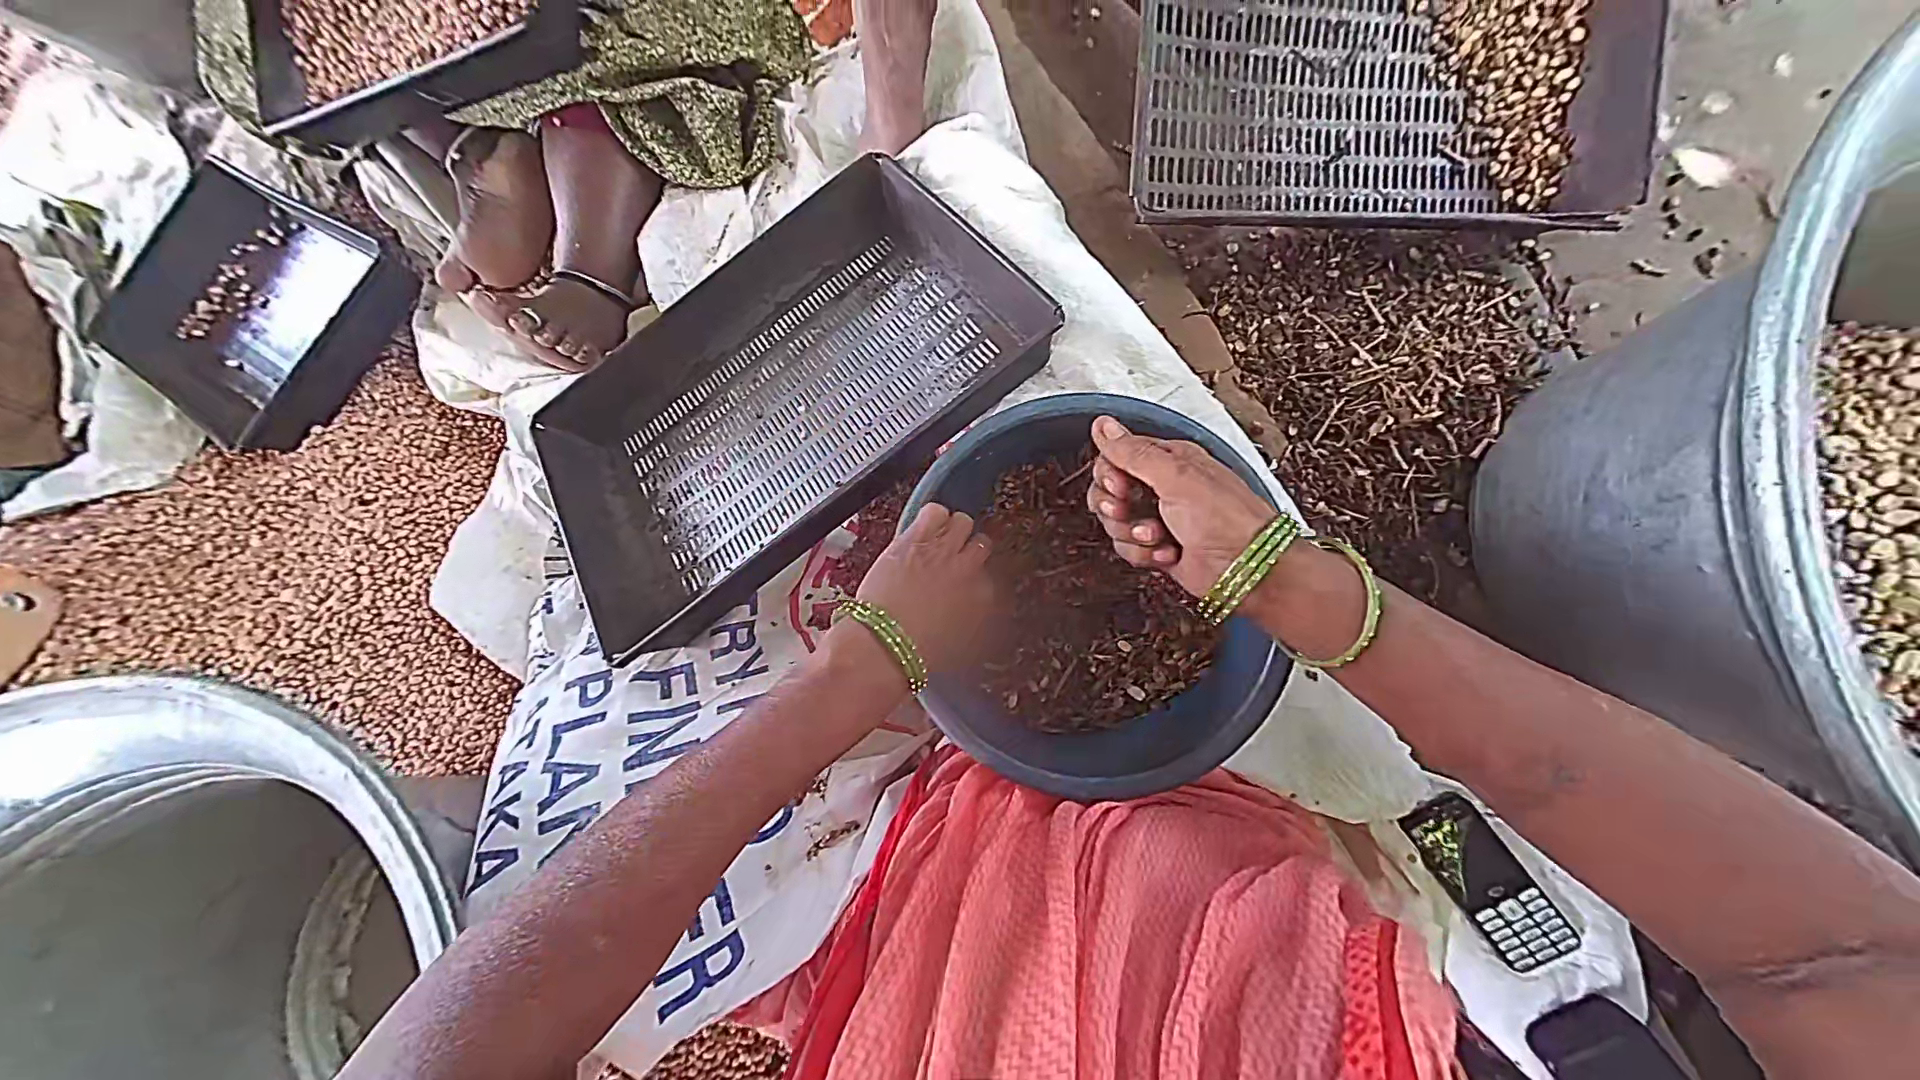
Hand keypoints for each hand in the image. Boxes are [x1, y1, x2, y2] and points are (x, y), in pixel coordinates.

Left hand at [850, 502, 997, 674]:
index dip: (973, 575)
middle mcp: (969, 570)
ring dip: (951, 530)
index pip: (988, 576)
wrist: (886, 645)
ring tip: (936, 540)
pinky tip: (923, 528)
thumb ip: (973, 625)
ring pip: (961, 521)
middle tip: (951, 556)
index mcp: (983, 598)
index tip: (962, 581)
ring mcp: (943, 551)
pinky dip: (931, 516)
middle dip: (967, 548)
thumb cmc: (918, 653)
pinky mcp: (916, 539)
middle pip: (980, 543)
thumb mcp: (959, 647)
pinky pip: (934, 511)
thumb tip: (973, 615)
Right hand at [1086, 415, 1277, 597]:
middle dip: (1115, 507)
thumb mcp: (1176, 476)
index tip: (1120, 487)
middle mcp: (1161, 487)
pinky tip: (1168, 552)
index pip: (1115, 458)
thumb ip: (1134, 452)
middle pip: (1108, 492)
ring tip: (1159, 534)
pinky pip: (1127, 549)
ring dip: (1134, 534)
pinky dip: (1144, 554)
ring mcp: (1158, 518)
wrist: (1245, 569)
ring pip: (1115, 524)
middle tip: (1129, 511)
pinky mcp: (1157, 546)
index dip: (1109, 474)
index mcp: (1168, 459)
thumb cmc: (1227, 519)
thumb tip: (1104, 426)